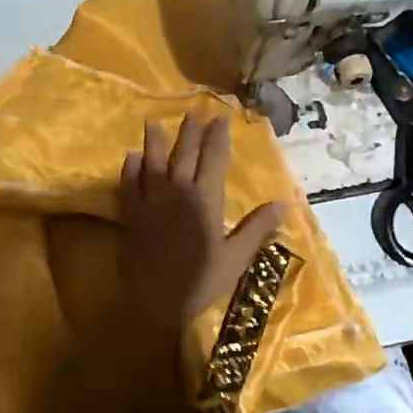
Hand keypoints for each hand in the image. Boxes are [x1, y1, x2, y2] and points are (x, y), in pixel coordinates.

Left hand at [119, 113, 284, 326]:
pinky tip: (131, 158)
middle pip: (184, 154)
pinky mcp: (132, 216)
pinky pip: (129, 186)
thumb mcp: (237, 256)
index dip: (218, 136)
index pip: (214, 158)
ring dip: (155, 142)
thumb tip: (283, 203)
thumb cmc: (200, 279)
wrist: (154, 301)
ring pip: (153, 163)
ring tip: (154, 122)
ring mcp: (150, 202)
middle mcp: (177, 191)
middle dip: (191, 131)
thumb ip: (257, 227)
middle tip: (193, 111)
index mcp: (205, 198)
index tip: (221, 117)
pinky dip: (130, 170)